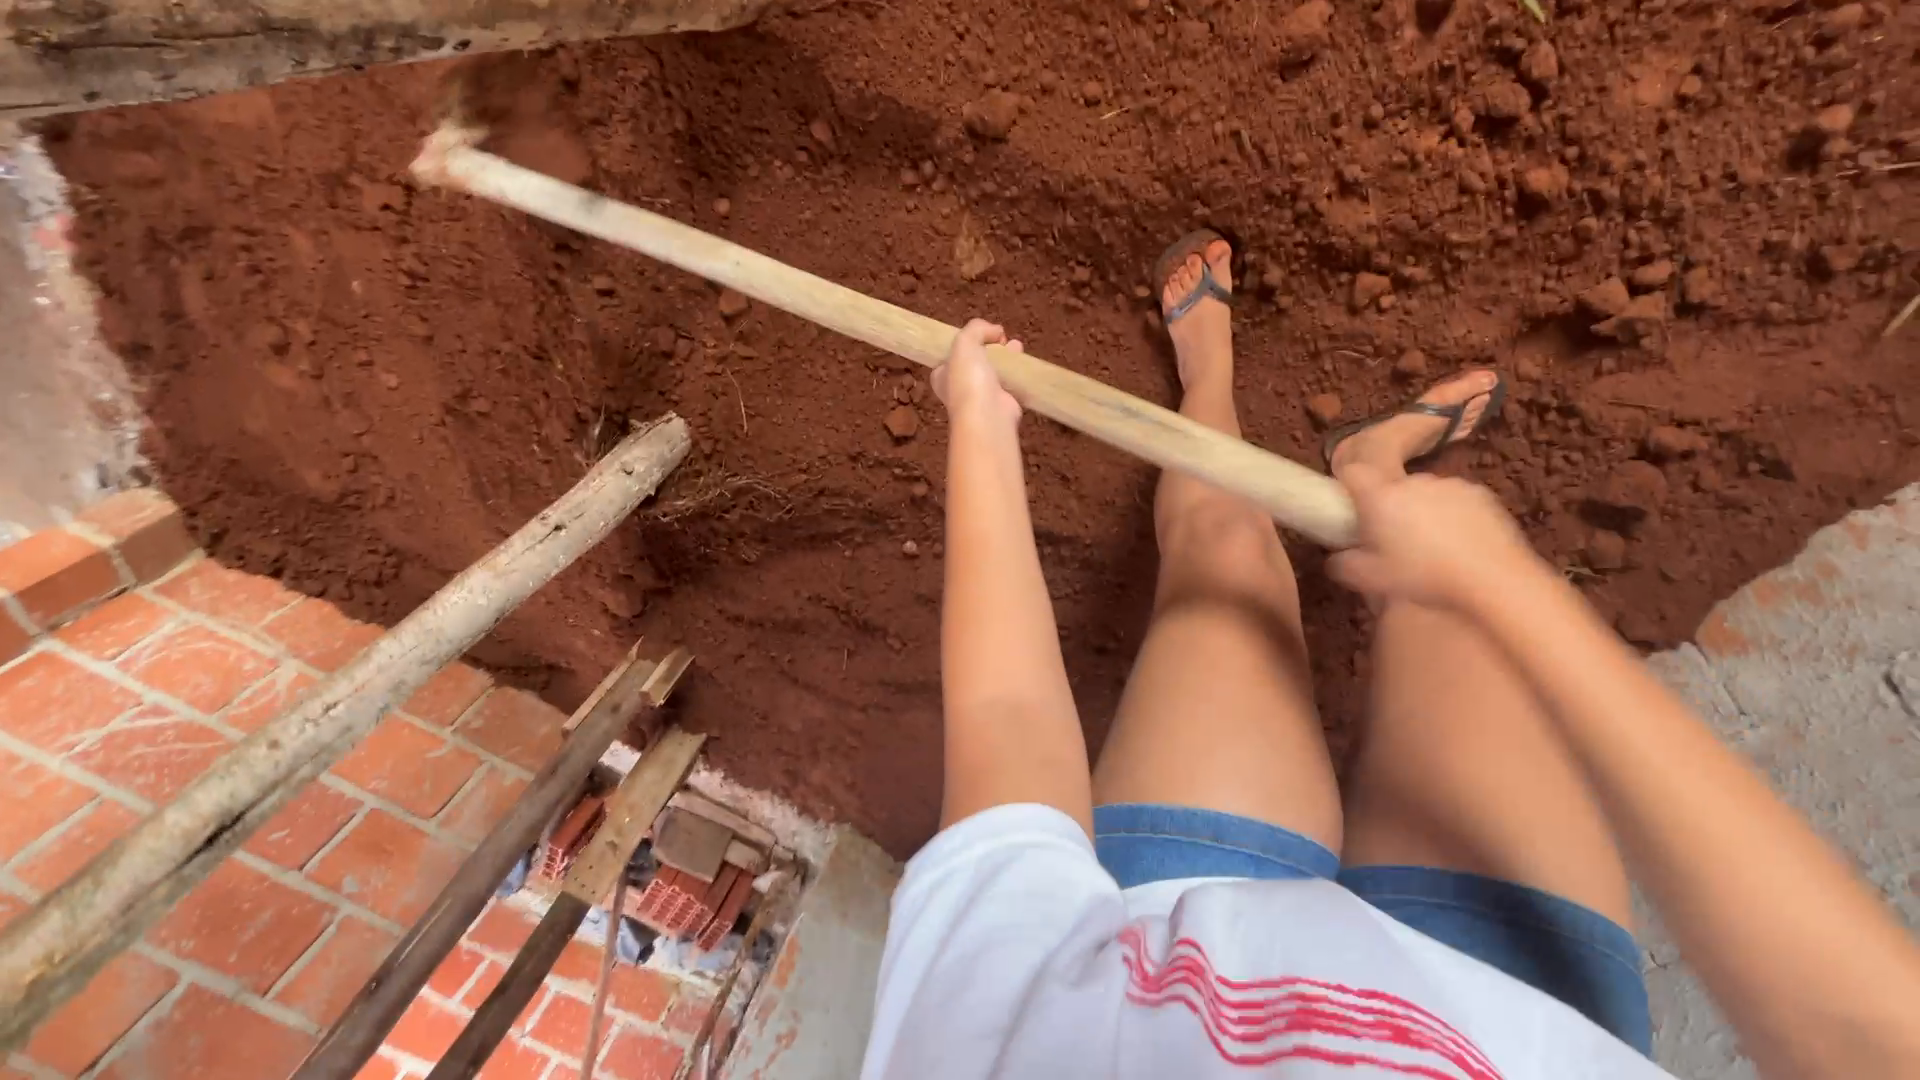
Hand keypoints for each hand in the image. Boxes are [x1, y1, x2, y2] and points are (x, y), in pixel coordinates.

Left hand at [933, 320, 1022, 426]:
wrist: (988, 414)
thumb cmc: (968, 379)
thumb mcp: (964, 342)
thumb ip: (976, 329)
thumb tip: (995, 330)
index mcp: (943, 376)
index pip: (951, 356)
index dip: (965, 342)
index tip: (979, 334)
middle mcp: (960, 388)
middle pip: (976, 361)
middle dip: (989, 347)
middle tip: (1000, 338)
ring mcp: (982, 398)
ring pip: (994, 371)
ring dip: (1005, 356)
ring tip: (1014, 345)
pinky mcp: (1003, 404)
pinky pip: (1010, 383)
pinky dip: (1017, 371)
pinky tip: (1022, 360)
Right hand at [1327, 464, 1542, 612]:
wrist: (1495, 579)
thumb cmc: (1425, 577)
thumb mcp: (1371, 580)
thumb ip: (1344, 564)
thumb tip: (1337, 557)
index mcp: (1381, 498)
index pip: (1353, 473)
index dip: (1348, 486)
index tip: (1351, 508)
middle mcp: (1413, 483)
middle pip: (1390, 486)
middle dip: (1387, 506)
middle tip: (1391, 538)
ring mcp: (1449, 485)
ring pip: (1422, 493)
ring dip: (1419, 510)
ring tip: (1429, 545)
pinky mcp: (1480, 494)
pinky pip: (1453, 499)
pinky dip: (1450, 514)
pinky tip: (1458, 543)